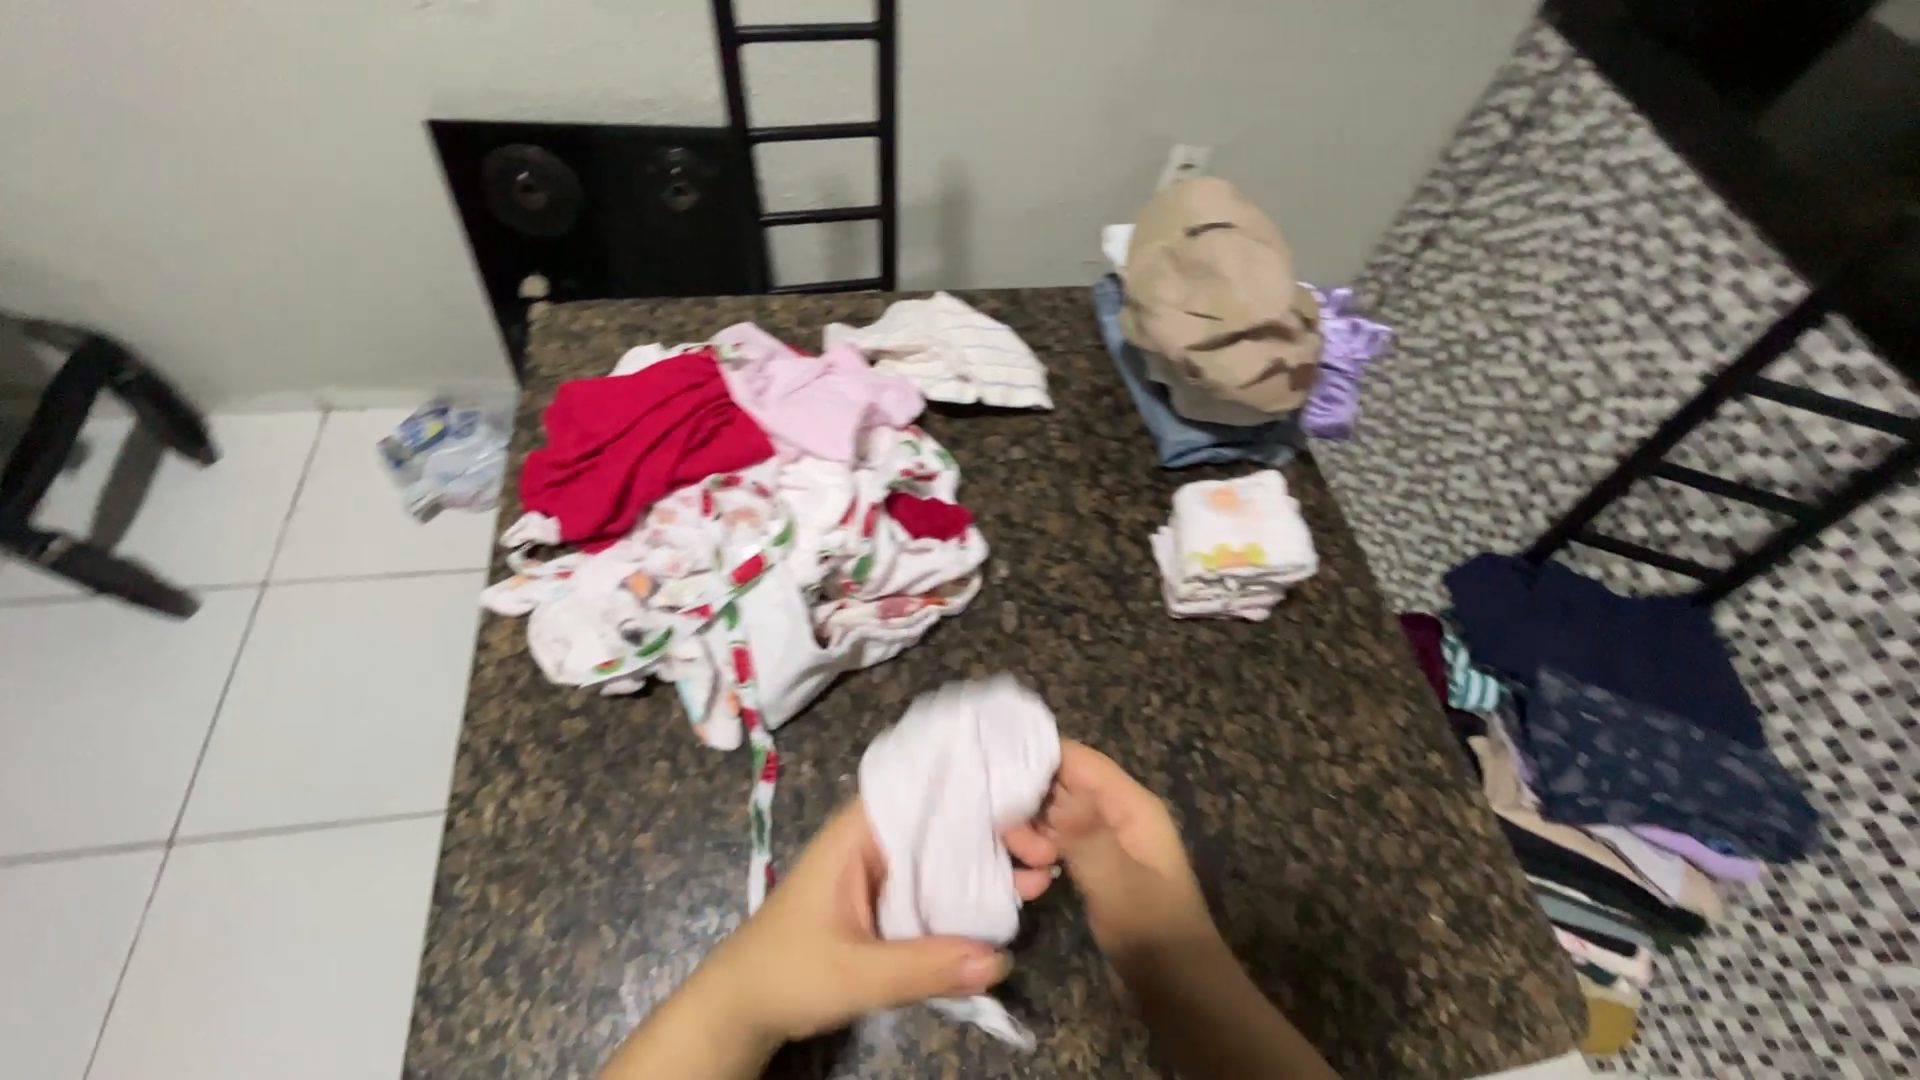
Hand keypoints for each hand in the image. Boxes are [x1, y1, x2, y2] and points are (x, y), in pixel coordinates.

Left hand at [697, 800, 1017, 1045]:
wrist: (744, 1006)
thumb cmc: (786, 971)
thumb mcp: (853, 973)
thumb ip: (921, 968)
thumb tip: (1000, 959)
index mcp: (860, 831)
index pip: (920, 786)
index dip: (971, 783)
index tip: (1021, 790)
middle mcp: (878, 839)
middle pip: (944, 819)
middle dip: (994, 828)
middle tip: (1043, 848)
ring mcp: (886, 869)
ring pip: (947, 852)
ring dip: (990, 860)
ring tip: (1041, 872)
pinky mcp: (892, 900)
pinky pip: (940, 884)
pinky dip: (973, 889)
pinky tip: (1012, 897)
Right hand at [1002, 740, 1214, 960]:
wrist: (1179, 996)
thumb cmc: (1154, 933)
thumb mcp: (1118, 883)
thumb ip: (1083, 834)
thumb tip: (1046, 792)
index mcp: (1129, 804)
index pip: (1076, 759)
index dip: (1035, 757)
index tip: (992, 770)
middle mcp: (1114, 814)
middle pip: (1059, 787)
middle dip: (1028, 805)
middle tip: (1010, 839)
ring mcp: (1102, 843)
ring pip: (1052, 819)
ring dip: (1029, 837)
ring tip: (1024, 867)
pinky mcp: (1091, 870)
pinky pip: (1054, 848)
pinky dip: (1036, 859)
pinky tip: (1025, 882)